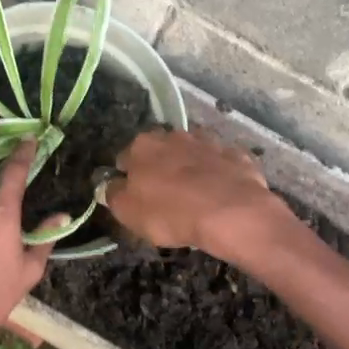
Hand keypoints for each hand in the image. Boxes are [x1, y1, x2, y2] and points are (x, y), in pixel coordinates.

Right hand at [103, 128, 293, 260]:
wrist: (231, 212)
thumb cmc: (170, 213)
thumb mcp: (127, 212)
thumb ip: (114, 194)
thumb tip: (111, 185)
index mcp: (143, 146)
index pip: (124, 159)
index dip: (127, 179)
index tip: (134, 197)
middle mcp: (174, 135)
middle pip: (160, 152)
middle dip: (160, 169)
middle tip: (165, 197)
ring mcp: (208, 142)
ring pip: (192, 154)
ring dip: (190, 169)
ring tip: (195, 196)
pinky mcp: (236, 154)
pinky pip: (221, 164)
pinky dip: (219, 175)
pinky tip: (221, 194)